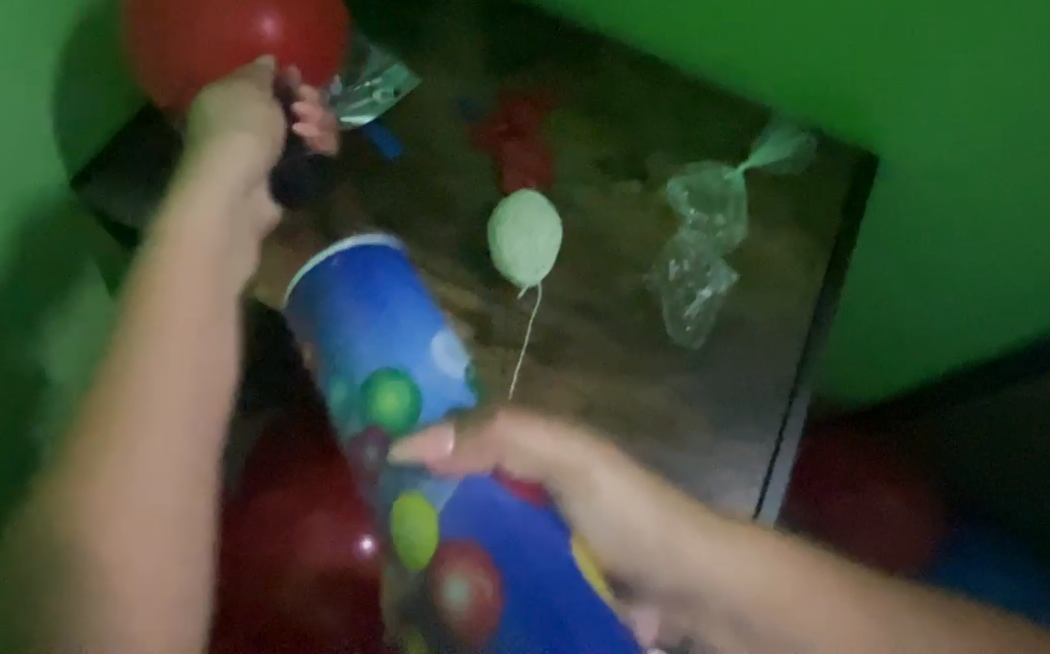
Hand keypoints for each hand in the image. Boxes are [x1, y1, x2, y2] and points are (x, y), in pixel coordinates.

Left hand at [177, 57, 339, 239]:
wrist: (236, 191)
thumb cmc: (238, 130)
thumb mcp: (248, 87)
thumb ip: (262, 72)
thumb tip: (268, 61)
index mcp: (231, 99)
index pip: (268, 83)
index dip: (288, 79)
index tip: (297, 81)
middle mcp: (249, 124)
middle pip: (294, 105)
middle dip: (308, 102)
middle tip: (304, 109)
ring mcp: (269, 151)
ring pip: (309, 127)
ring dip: (318, 123)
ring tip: (309, 132)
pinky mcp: (288, 174)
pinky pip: (314, 152)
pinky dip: (321, 145)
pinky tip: (317, 146)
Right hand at [389, 407, 729, 646]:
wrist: (689, 589)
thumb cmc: (627, 511)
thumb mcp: (568, 457)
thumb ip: (499, 436)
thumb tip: (406, 443)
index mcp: (520, 450)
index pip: (450, 440)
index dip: (409, 448)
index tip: (360, 470)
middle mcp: (512, 494)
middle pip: (445, 501)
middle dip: (407, 518)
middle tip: (366, 543)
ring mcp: (519, 549)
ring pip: (456, 550)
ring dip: (425, 566)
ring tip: (382, 586)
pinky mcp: (525, 595)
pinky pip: (477, 595)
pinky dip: (451, 602)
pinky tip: (418, 614)